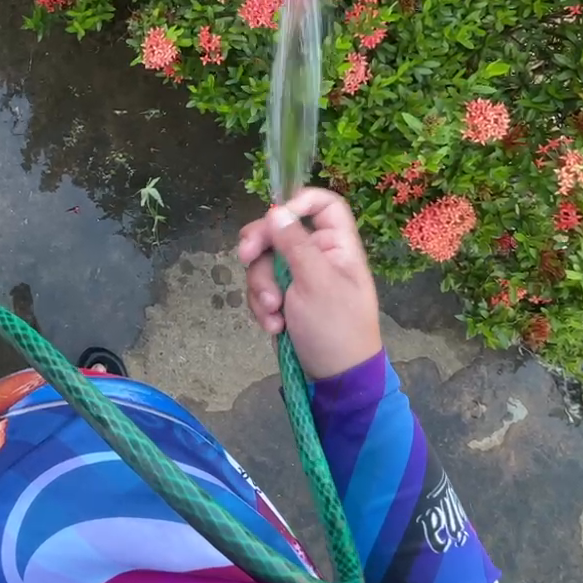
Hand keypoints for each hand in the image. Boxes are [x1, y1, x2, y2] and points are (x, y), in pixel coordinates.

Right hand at [236, 188, 381, 380]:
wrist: (335, 381)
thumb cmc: (335, 329)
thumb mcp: (316, 283)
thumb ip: (295, 244)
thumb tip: (275, 210)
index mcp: (337, 246)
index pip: (324, 205)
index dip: (300, 201)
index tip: (275, 216)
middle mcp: (317, 255)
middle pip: (279, 230)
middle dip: (260, 248)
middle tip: (245, 257)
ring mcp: (298, 277)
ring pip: (263, 261)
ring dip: (261, 286)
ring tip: (273, 312)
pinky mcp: (282, 298)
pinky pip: (260, 287)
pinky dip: (262, 305)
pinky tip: (273, 325)